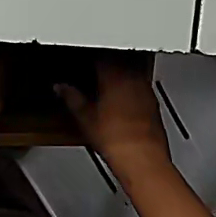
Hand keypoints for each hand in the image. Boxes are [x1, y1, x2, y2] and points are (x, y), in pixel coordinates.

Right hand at [56, 59, 170, 164]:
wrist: (141, 159)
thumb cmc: (116, 139)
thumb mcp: (84, 117)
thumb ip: (71, 97)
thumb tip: (62, 88)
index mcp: (114, 76)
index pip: (101, 56)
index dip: (89, 57)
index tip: (82, 59)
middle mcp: (133, 80)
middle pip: (119, 60)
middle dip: (105, 62)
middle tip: (93, 67)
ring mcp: (146, 92)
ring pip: (131, 72)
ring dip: (119, 73)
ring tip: (105, 82)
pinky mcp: (153, 105)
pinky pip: (140, 87)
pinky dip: (129, 88)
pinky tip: (121, 100)